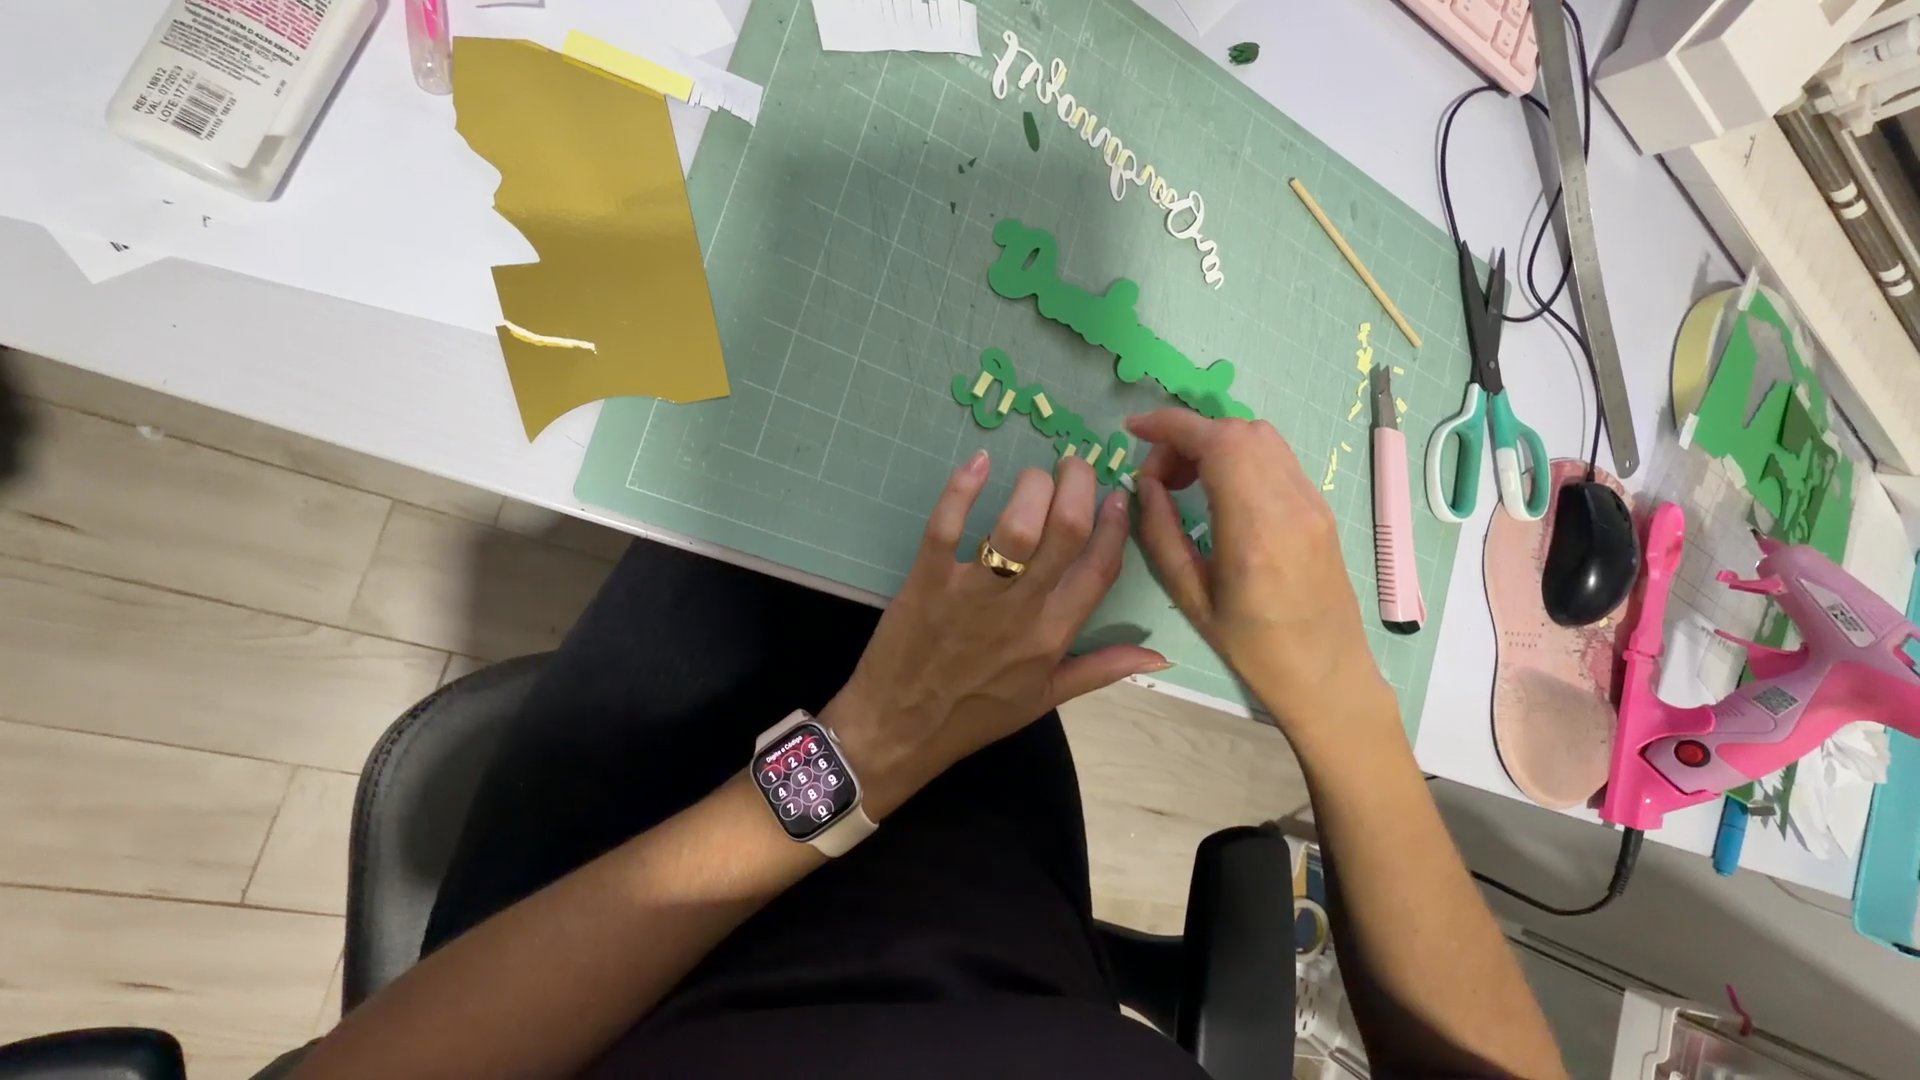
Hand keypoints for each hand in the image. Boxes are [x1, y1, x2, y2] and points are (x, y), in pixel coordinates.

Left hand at [823, 450, 1166, 817]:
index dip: (1116, 523)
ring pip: (1018, 527)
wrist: (900, 731)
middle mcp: (1023, 610)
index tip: (1116, 494)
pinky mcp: (928, 582)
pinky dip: (961, 490)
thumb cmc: (974, 714)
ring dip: (1033, 487)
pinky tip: (978, 464)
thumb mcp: (1045, 698)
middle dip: (1078, 484)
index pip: (1102, 566)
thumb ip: (1101, 668)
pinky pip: (947, 528)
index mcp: (1055, 635)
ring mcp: (974, 594)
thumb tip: (1159, 655)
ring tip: (1033, 474)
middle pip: (1067, 531)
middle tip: (1071, 466)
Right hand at [1125, 410, 1392, 736]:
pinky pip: (1276, 457)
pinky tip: (1218, 489)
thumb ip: (1161, 532)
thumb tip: (1143, 483)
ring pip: (1261, 436)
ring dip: (1214, 442)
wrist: (1328, 673)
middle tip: (1158, 475)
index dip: (1171, 425)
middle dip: (1188, 436)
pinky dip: (1239, 455)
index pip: (1216, 443)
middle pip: (1238, 429)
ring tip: (1184, 480)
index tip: (1134, 429)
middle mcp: (1290, 504)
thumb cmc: (1253, 648)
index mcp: (1254, 531)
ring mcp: (1312, 501)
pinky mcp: (1320, 506)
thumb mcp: (1190, 597)